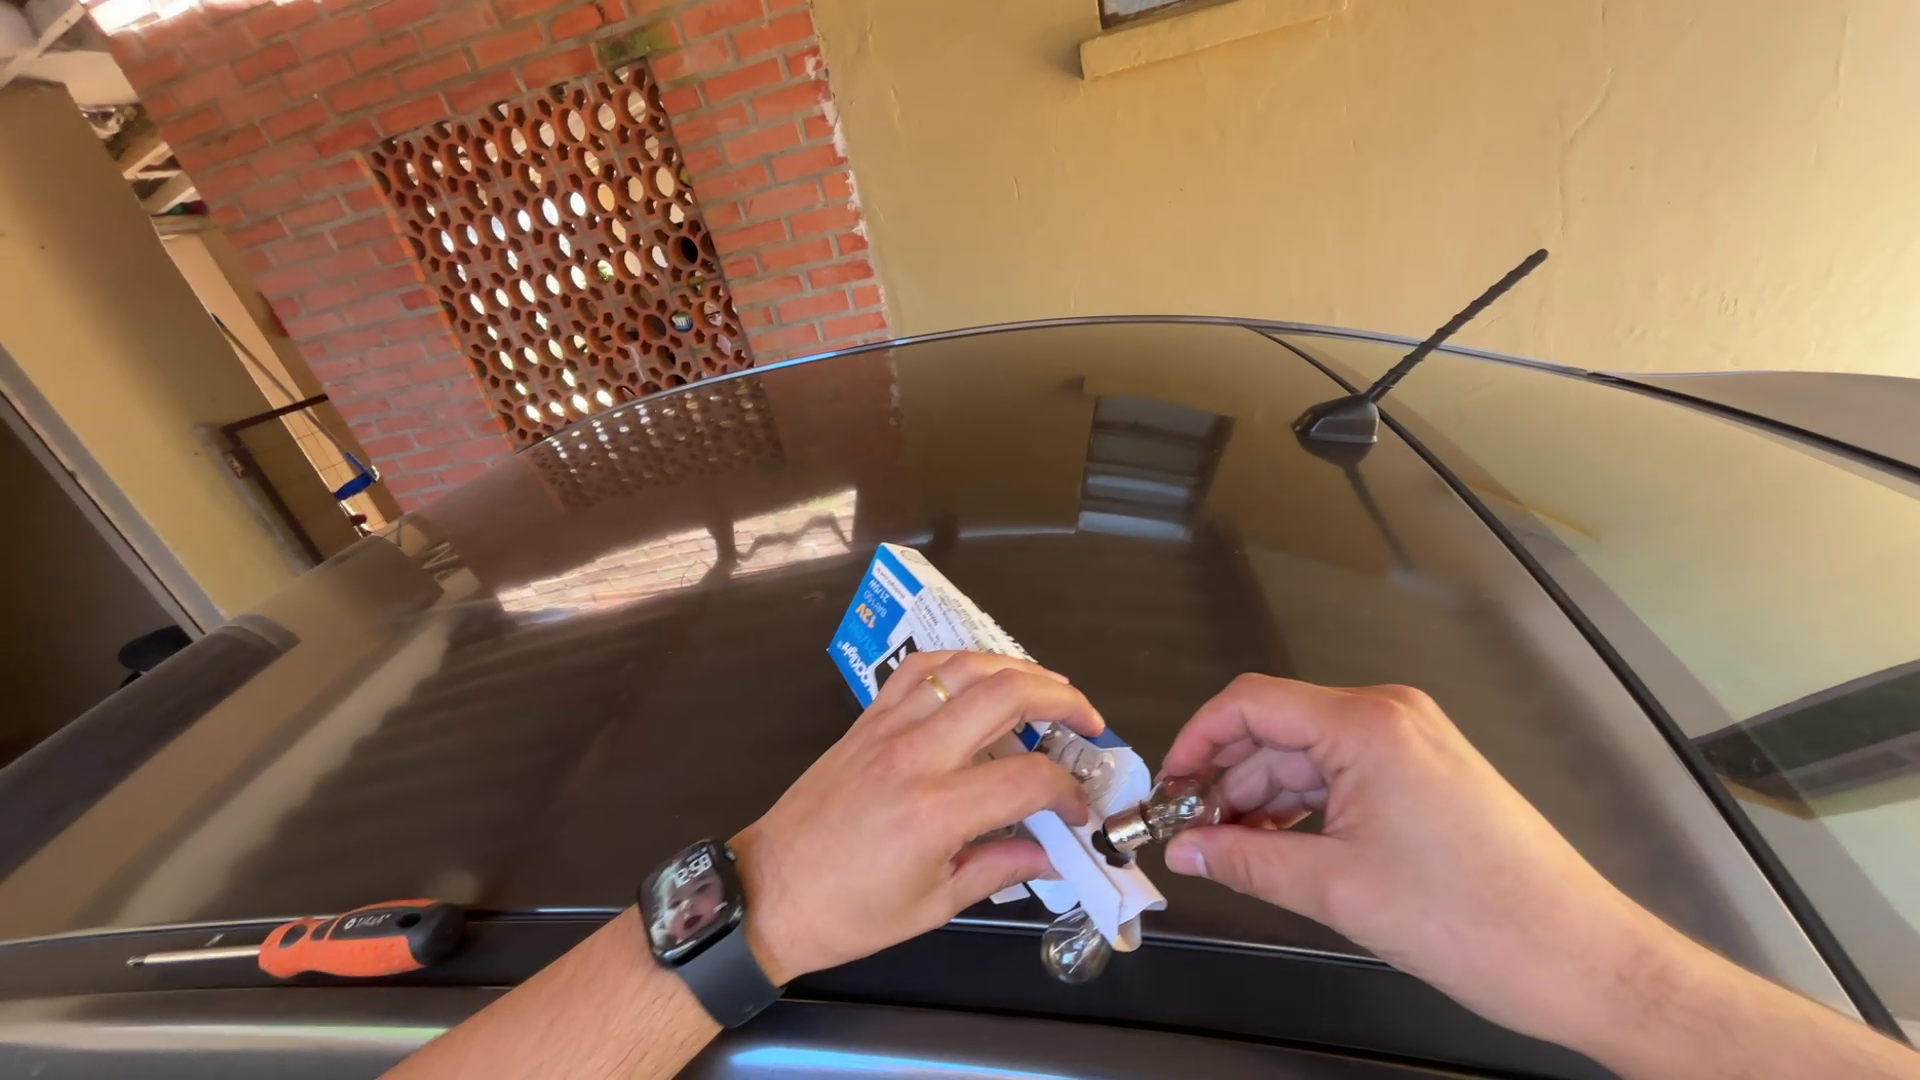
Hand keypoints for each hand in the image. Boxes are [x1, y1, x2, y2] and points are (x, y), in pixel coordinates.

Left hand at [731, 650, 1103, 985]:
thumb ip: (1001, 866)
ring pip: (965, 667)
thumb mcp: (933, 904)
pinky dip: (960, 662)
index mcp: (934, 811)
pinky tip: (981, 676)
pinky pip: (920, 668)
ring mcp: (888, 726)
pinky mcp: (867, 718)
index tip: (1078, 810)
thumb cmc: (849, 912)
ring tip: (1050, 688)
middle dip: (1063, 700)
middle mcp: (915, 754)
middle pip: (1005, 695)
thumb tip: (1056, 851)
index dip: (1068, 792)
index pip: (1027, 778)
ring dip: (1018, 669)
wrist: (768, 891)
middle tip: (1089, 722)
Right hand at [1159, 675, 1666, 1046]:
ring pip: (1302, 757)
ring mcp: (1405, 741)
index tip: (1169, 786)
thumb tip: (1182, 851)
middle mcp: (1385, 716)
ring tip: (1228, 848)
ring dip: (1259, 800)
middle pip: (1274, 731)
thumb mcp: (1339, 890)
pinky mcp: (1417, 771)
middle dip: (1226, 780)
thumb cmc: (1473, 922)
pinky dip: (1299, 808)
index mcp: (1366, 725)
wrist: (1593, 965)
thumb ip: (1244, 860)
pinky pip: (1336, 775)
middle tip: (1191, 831)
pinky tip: (1275, 844)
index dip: (1197, 738)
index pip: (1250, 703)